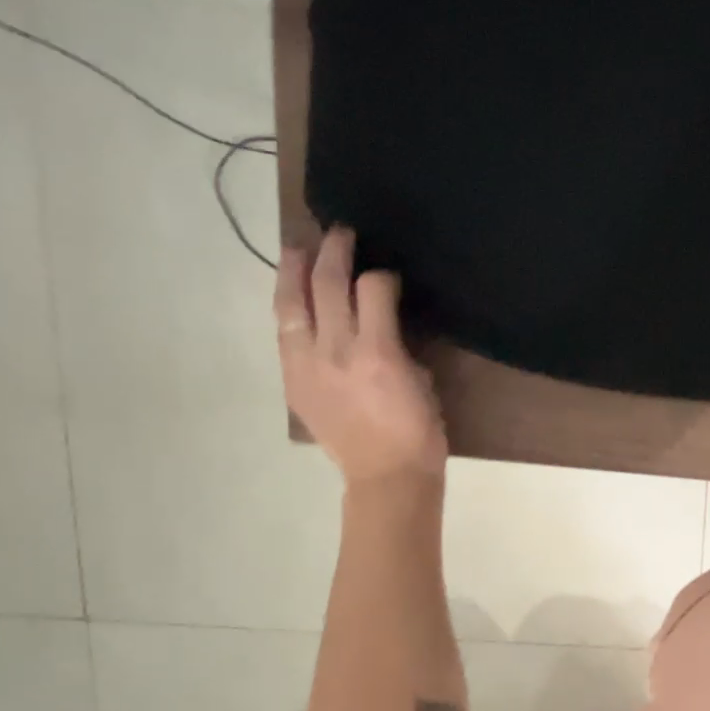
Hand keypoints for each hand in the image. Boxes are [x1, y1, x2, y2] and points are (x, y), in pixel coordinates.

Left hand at [276, 228, 447, 486]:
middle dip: (333, 253)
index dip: (381, 274)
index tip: (389, 272)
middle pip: (326, 285)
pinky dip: (291, 308)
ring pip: (291, 302)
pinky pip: (285, 332)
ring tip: (298, 250)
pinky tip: (295, 300)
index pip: (372, 290)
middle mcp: (334, 350)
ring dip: (294, 270)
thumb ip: (401, 350)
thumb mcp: (423, 384)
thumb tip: (386, 327)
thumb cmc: (420, 433)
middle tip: (340, 234)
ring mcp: (305, 363)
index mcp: (377, 352)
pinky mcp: (292, 379)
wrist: (385, 476)